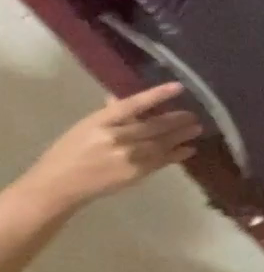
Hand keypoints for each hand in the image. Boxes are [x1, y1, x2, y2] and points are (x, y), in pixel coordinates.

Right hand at [20, 84, 200, 211]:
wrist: (59, 183)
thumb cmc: (71, 151)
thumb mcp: (86, 128)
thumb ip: (109, 115)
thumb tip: (120, 98)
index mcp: (99, 123)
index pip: (132, 105)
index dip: (157, 95)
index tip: (178, 87)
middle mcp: (116, 137)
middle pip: (155, 125)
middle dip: (178, 119)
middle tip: (193, 115)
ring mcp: (129, 155)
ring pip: (164, 142)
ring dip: (183, 135)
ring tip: (197, 128)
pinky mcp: (139, 172)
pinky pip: (165, 159)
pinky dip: (179, 153)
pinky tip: (189, 149)